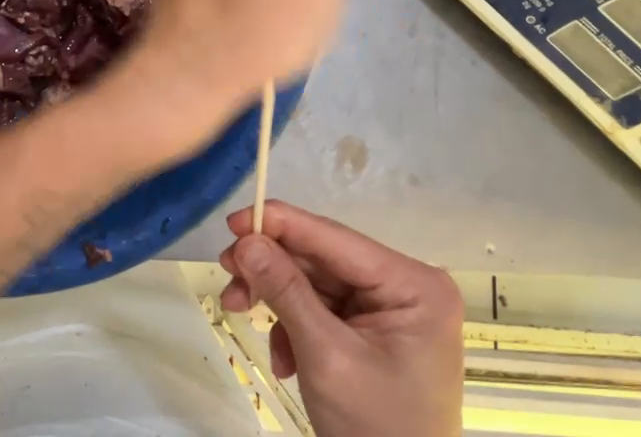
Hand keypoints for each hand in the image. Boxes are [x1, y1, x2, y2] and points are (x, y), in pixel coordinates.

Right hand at [220, 202, 462, 436]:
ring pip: (313, 282)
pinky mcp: (374, 330)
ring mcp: (390, 308)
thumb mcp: (325, 356)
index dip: (278, 224)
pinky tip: (283, 357)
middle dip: (270, 271)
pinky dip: (292, 325)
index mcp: (412, 284)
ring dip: (275, 301)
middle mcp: (405, 285)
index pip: (331, 236)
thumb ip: (285, 291)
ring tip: (239, 314)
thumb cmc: (375, 427)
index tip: (230, 224)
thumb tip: (245, 240)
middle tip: (227, 279)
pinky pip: (320, 308)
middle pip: (319, 258)